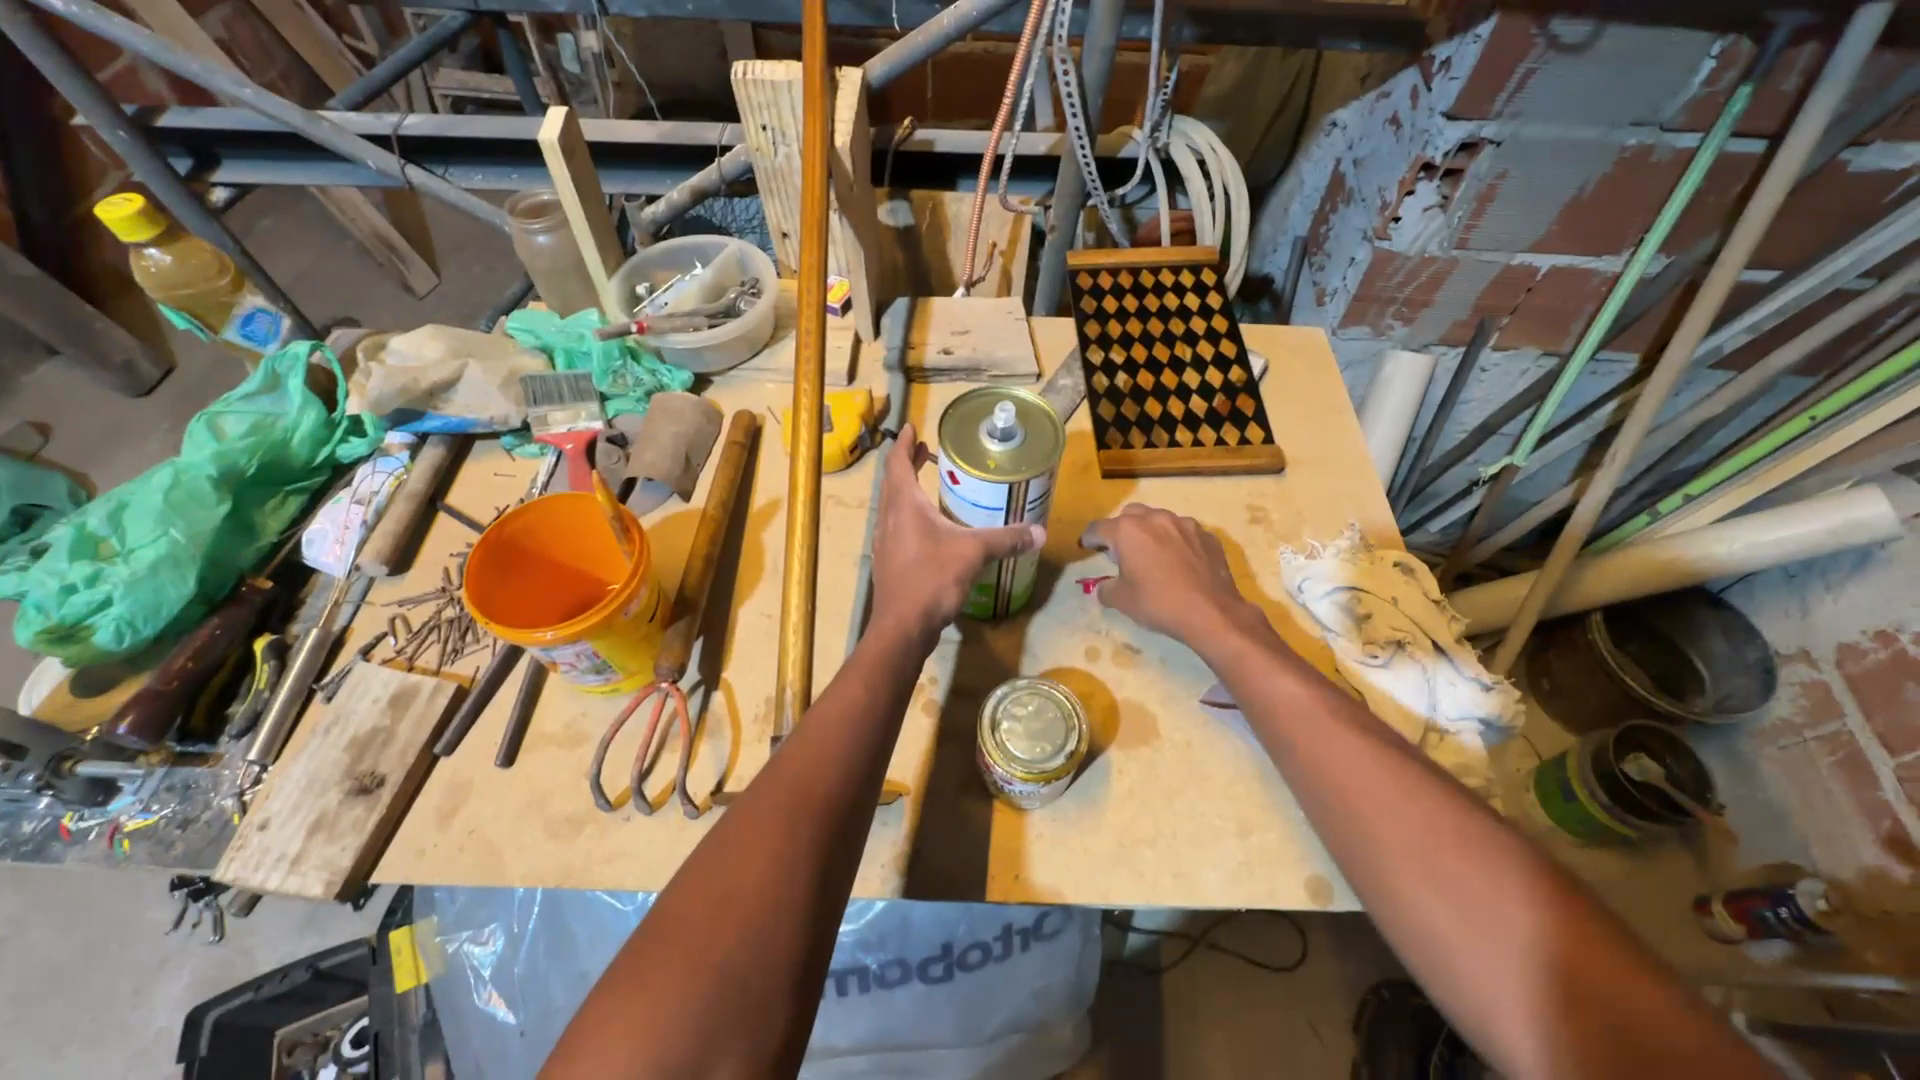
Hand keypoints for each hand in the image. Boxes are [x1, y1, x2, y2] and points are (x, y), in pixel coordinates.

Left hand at [869, 424, 1044, 639]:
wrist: (903, 626)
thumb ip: (1006, 539)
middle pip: (893, 483)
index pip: (897, 463)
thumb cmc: (932, 578)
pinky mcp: (889, 564)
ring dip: (906, 492)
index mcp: (904, 505)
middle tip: (923, 452)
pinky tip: (928, 530)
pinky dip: (909, 518)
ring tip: (927, 486)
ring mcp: (885, 543)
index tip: (911, 428)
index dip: (902, 444)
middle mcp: (889, 518)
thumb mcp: (973, 553)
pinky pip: (897, 529)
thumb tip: (1040, 532)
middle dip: (907, 465)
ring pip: (892, 507)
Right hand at [1080, 504, 1267, 651]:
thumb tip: (1105, 586)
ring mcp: (1185, 524)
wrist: (1211, 612)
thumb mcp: (1121, 601)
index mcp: (1128, 531)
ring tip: (1152, 554)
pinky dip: (1176, 542)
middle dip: (1121, 529)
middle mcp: (1155, 519)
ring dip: (1150, 532)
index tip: (1086, 546)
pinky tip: (1179, 562)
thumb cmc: (1158, 603)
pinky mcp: (1207, 536)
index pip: (1098, 528)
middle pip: (1130, 515)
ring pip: (1159, 520)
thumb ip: (1106, 588)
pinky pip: (1184, 533)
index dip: (1089, 538)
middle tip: (1121, 551)